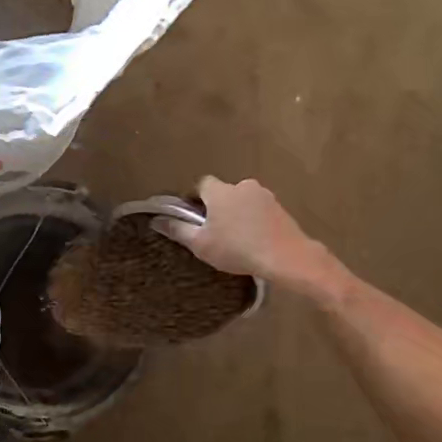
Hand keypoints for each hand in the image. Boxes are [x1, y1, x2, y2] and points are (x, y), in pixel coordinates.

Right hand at [154, 177, 342, 291]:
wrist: (285, 257)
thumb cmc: (236, 249)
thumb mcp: (200, 244)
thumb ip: (178, 229)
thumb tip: (156, 219)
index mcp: (220, 191)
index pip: (202, 184)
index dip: (195, 199)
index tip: (194, 218)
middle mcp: (243, 186)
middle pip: (223, 193)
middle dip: (218, 208)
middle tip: (214, 233)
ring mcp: (265, 195)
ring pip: (243, 201)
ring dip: (237, 214)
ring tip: (236, 240)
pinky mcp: (280, 208)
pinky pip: (259, 210)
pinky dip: (254, 221)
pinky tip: (254, 241)